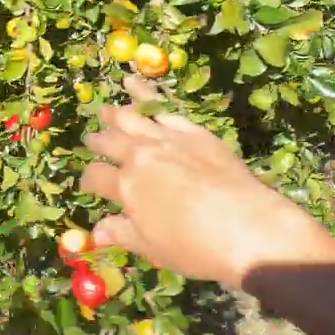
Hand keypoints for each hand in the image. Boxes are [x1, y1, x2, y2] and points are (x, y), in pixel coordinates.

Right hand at [81, 75, 334, 288]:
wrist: (248, 226)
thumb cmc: (197, 247)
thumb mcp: (154, 248)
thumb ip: (123, 234)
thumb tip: (95, 231)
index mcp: (127, 186)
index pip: (96, 177)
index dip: (88, 180)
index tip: (86, 184)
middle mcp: (139, 155)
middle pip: (109, 141)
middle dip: (98, 140)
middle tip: (92, 139)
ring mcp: (165, 138)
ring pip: (130, 117)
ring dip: (114, 112)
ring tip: (105, 109)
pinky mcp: (190, 129)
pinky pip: (162, 108)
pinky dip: (146, 94)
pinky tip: (137, 87)